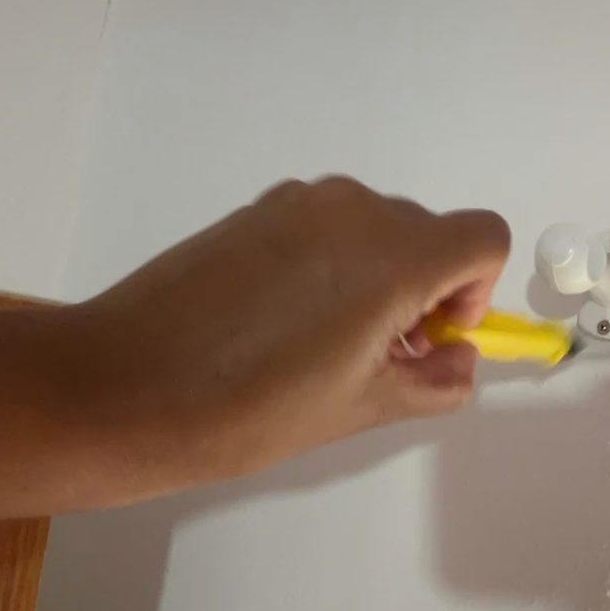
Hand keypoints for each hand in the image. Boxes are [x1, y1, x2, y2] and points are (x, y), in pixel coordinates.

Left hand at [67, 176, 508, 492]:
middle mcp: (354, 208)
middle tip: (379, 354)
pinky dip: (336, 264)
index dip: (477, 292)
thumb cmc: (258, 408)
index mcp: (393, 255)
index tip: (430, 337)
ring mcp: (300, 202)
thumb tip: (457, 358)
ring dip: (381, 278)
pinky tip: (285, 318)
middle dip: (427, 291)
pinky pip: (330, 227)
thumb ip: (439, 381)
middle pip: (432, 235)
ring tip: (327, 341)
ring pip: (379, 230)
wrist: (123, 388)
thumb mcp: (367, 407)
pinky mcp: (257, 209)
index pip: (486, 238)